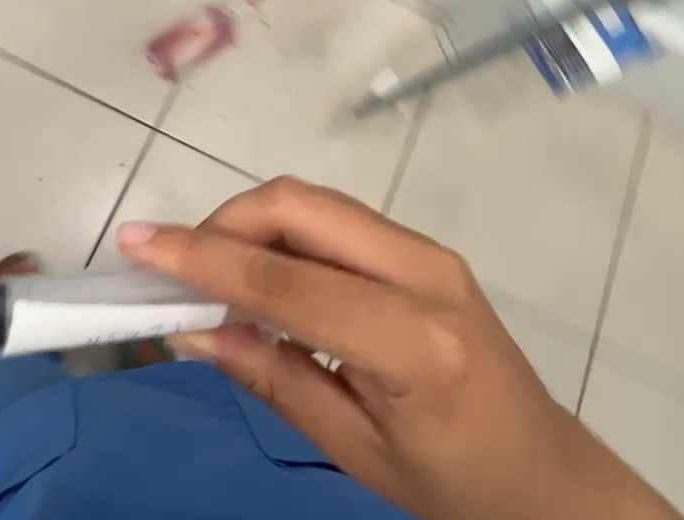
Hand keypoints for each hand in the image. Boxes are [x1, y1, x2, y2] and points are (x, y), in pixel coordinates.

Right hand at [116, 178, 678, 519]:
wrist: (543, 468)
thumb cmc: (452, 481)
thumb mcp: (353, 449)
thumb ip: (271, 376)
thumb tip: (192, 327)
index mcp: (412, 341)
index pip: (288, 280)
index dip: (205, 258)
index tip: (140, 243)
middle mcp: (423, 272)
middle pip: (300, 206)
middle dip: (225, 222)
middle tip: (178, 266)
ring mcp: (427, 250)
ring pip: (315, 201)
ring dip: (252, 221)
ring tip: (212, 271)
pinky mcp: (423, 247)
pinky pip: (335, 218)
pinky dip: (284, 231)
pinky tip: (264, 271)